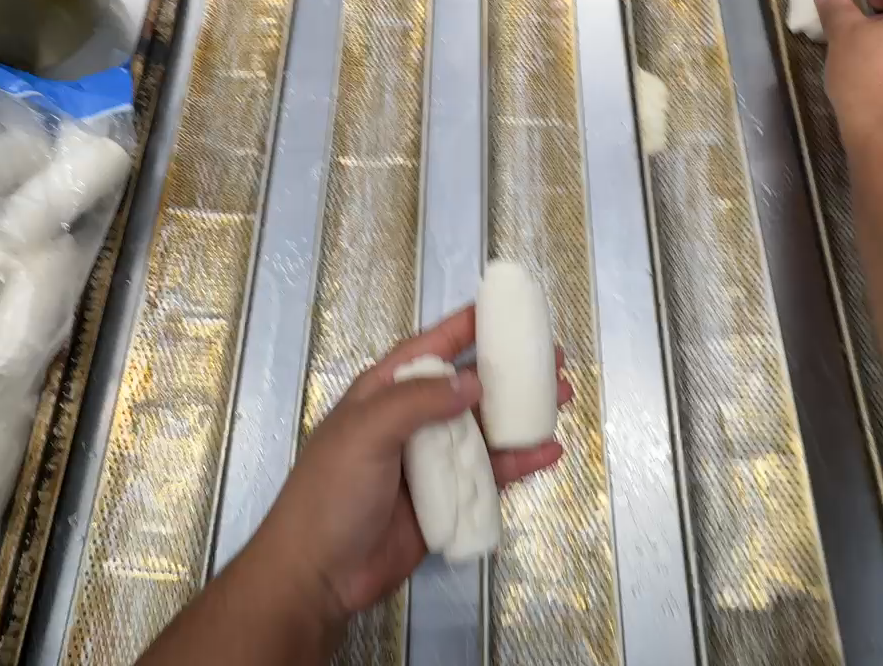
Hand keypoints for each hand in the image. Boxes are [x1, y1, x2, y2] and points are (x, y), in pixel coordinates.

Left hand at [244, 305, 571, 625]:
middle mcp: (412, 418)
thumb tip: (472, 382)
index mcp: (386, 391)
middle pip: (468, 385)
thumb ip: (417, 402)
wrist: (319, 573)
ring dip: (521, 413)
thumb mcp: (367, 432)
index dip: (466, 326)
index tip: (506, 309)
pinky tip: (550, 451)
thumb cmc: (333, 490)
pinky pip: (490, 472)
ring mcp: (431, 459)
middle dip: (507, 370)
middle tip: (552, 358)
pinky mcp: (447, 497)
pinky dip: (520, 461)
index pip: (432, 347)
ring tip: (562, 397)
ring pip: (486, 426)